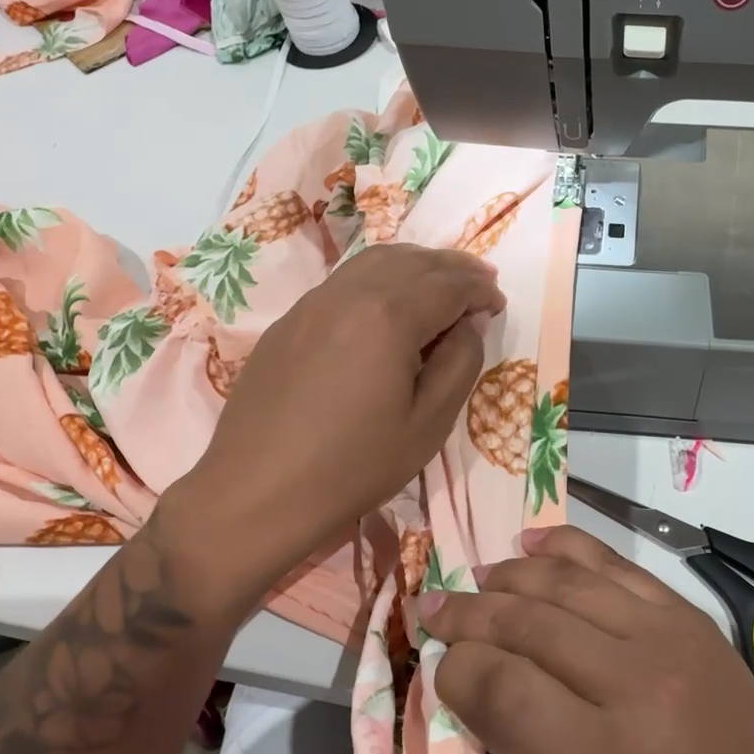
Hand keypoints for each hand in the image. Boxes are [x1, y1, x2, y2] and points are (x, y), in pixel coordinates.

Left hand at [172, 244, 505, 596]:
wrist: (255, 494)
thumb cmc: (352, 466)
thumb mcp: (428, 423)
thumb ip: (461, 362)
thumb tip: (472, 321)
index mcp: (389, 316)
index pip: (450, 284)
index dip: (481, 290)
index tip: (499, 306)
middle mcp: (350, 294)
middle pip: (414, 261)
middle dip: (454, 268)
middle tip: (481, 284)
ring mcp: (313, 302)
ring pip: (376, 260)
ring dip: (417, 264)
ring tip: (440, 283)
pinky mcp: (290, 320)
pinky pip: (346, 279)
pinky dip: (381, 276)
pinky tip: (389, 303)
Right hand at [422, 526, 753, 753]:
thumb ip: (521, 746)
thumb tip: (467, 684)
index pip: (505, 690)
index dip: (457, 673)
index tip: (437, 666)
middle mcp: (637, 682)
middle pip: (531, 626)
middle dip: (470, 615)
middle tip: (432, 606)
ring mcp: (668, 636)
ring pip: (569, 584)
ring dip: (511, 577)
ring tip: (474, 578)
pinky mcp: (687, 612)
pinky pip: (617, 564)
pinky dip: (569, 548)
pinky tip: (532, 543)